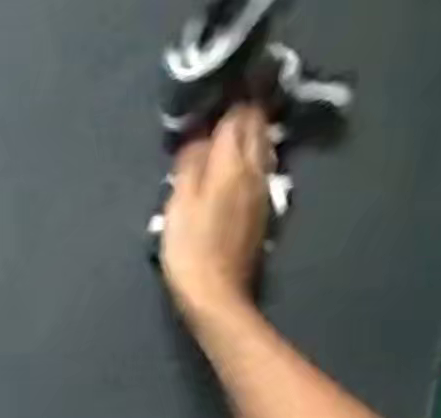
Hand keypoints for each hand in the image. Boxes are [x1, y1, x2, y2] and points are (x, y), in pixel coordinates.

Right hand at [159, 104, 270, 321]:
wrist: (216, 296)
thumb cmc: (190, 251)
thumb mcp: (178, 204)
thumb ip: (189, 165)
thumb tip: (198, 139)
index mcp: (233, 164)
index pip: (237, 115)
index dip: (226, 102)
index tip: (211, 98)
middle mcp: (255, 171)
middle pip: (256, 128)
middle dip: (242, 114)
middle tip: (221, 111)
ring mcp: (262, 194)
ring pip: (261, 149)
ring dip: (248, 138)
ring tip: (227, 136)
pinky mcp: (261, 214)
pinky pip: (259, 173)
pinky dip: (249, 162)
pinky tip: (235, 169)